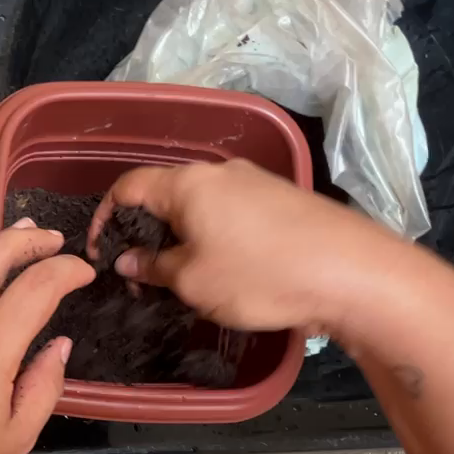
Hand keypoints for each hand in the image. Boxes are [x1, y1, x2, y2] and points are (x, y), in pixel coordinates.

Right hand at [87, 159, 426, 337]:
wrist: (354, 275)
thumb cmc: (259, 275)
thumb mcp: (190, 280)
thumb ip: (152, 266)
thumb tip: (128, 260)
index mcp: (188, 184)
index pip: (127, 186)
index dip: (103, 218)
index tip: (99, 253)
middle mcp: (219, 173)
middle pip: (162, 194)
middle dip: (140, 231)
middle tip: (136, 273)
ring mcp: (253, 183)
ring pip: (194, 205)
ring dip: (174, 236)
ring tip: (173, 276)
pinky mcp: (279, 200)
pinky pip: (225, 213)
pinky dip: (205, 235)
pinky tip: (214, 268)